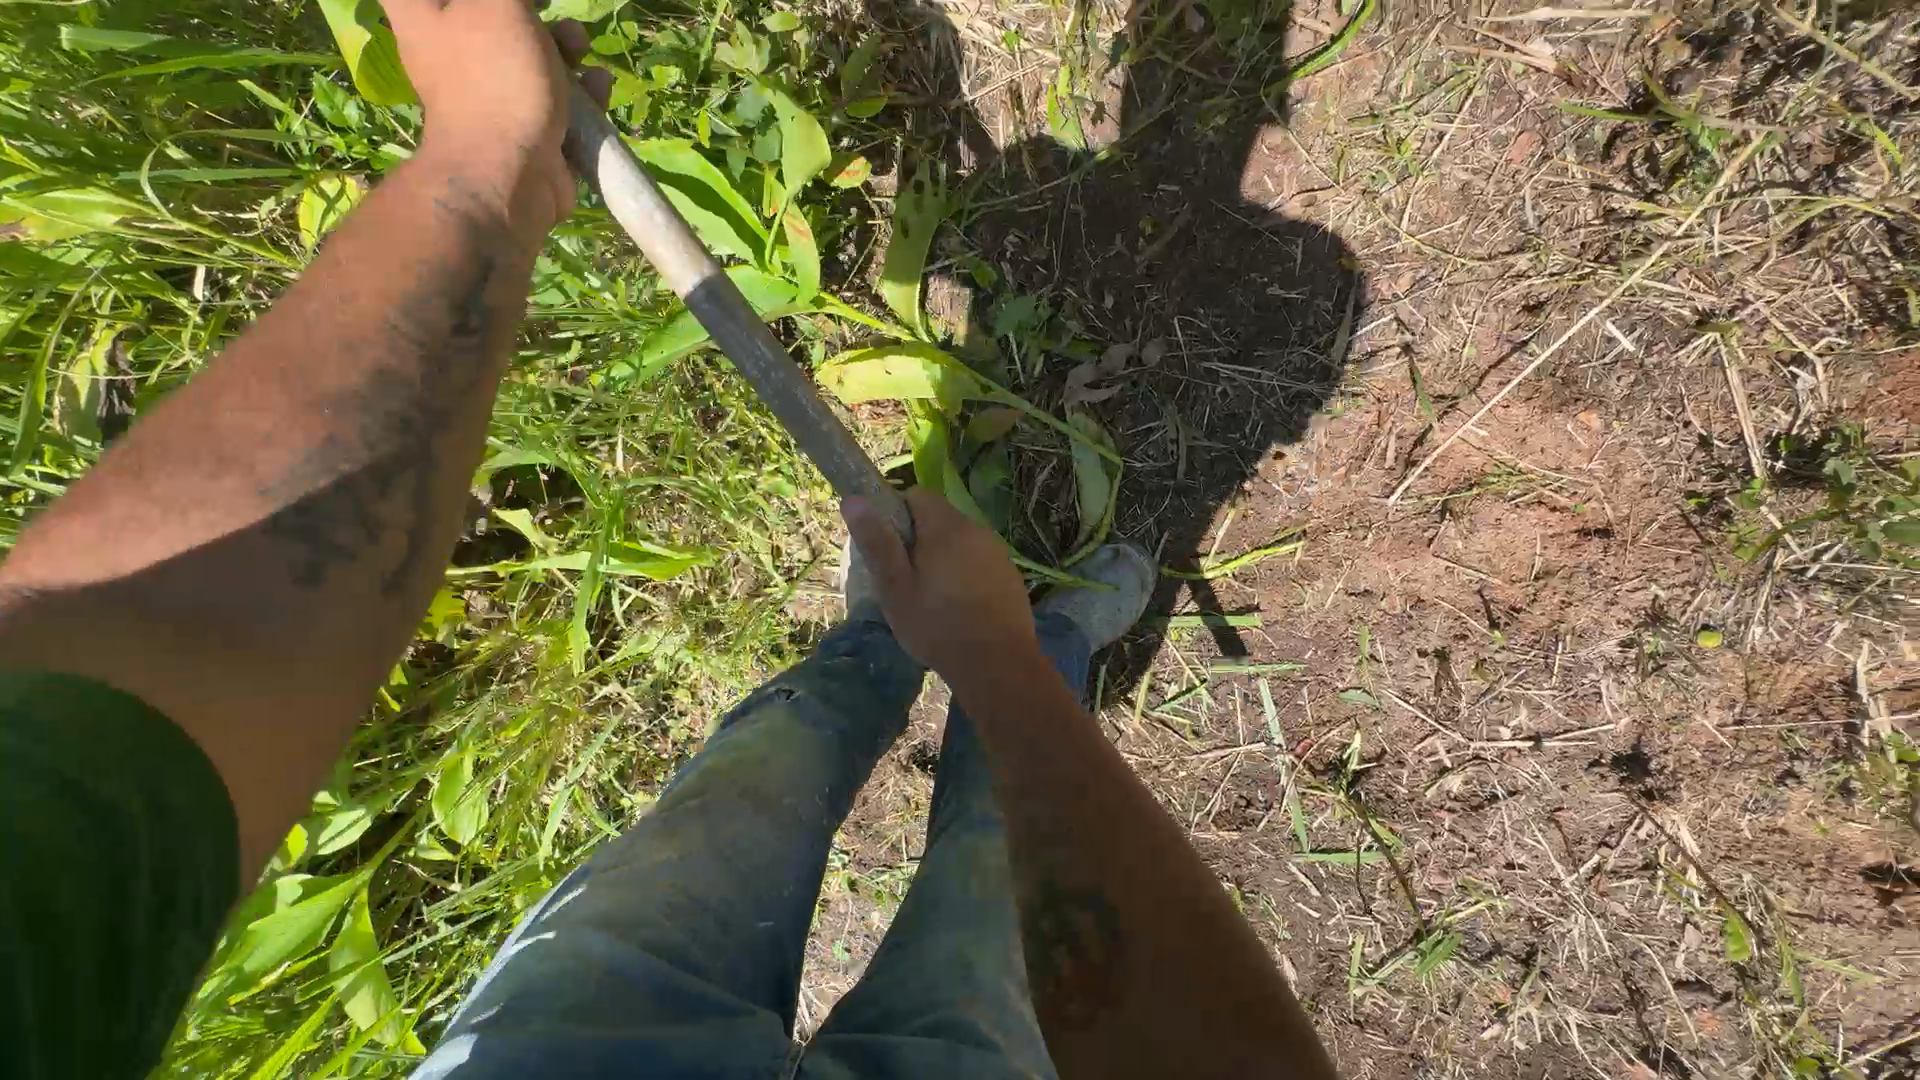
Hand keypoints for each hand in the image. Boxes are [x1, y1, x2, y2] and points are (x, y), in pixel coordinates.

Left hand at [384, 0, 611, 239]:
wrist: (511, 173)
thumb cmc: (496, 78)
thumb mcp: (501, 6)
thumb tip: (521, 3)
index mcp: (422, 14)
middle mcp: (449, 54)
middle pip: (487, 17)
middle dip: (527, 8)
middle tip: (547, 4)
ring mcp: (491, 97)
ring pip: (529, 59)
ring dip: (562, 47)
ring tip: (581, 44)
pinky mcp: (528, 131)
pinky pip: (556, 101)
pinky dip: (580, 91)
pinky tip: (599, 83)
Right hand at [842, 488, 1040, 676]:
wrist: (997, 664)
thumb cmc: (937, 625)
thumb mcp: (895, 587)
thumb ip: (877, 542)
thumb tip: (855, 500)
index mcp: (946, 526)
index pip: (917, 495)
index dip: (896, 514)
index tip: (888, 548)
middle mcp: (977, 529)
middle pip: (939, 519)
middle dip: (919, 540)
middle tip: (904, 579)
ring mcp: (998, 552)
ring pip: (960, 542)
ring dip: (943, 559)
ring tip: (931, 598)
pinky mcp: (1010, 575)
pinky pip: (979, 562)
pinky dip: (965, 575)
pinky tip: (959, 608)